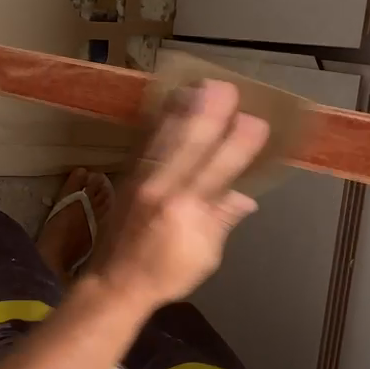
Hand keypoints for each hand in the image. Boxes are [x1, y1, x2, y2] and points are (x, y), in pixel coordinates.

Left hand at [90, 79, 269, 306]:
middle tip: (224, 87)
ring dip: (182, 110)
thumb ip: (222, 222)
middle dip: (208, 114)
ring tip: (197, 86)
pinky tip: (168, 105)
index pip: (219, 171)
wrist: (115, 283)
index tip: (255, 121)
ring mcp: (142, 182)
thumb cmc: (165, 275)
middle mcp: (165, 191)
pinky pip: (145, 144)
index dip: (237, 145)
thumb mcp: (204, 257)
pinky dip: (158, 122)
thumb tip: (244, 197)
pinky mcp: (127, 179)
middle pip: (188, 145)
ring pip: (165, 138)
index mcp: (189, 213)